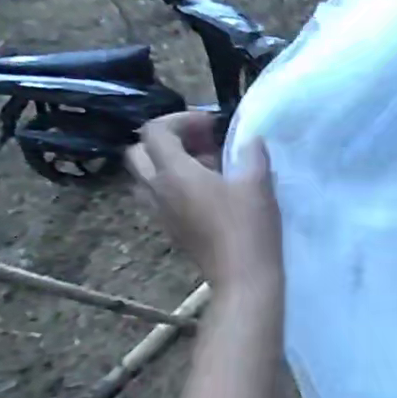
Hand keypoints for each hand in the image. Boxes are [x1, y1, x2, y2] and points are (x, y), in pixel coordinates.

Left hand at [126, 112, 281, 296]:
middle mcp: (158, 191)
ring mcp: (161, 213)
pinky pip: (159, 198)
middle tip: (201, 143)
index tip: (211, 125)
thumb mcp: (257, 183)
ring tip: (204, 168)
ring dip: (167, 165)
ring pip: (146, 177)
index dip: (180, 120)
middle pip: (139, 153)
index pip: (155, 131)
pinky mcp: (171, 230)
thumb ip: (251, 153)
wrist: (243, 277)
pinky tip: (208, 194)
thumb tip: (250, 140)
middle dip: (166, 141)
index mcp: (174, 173)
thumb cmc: (249, 227)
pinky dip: (174, 187)